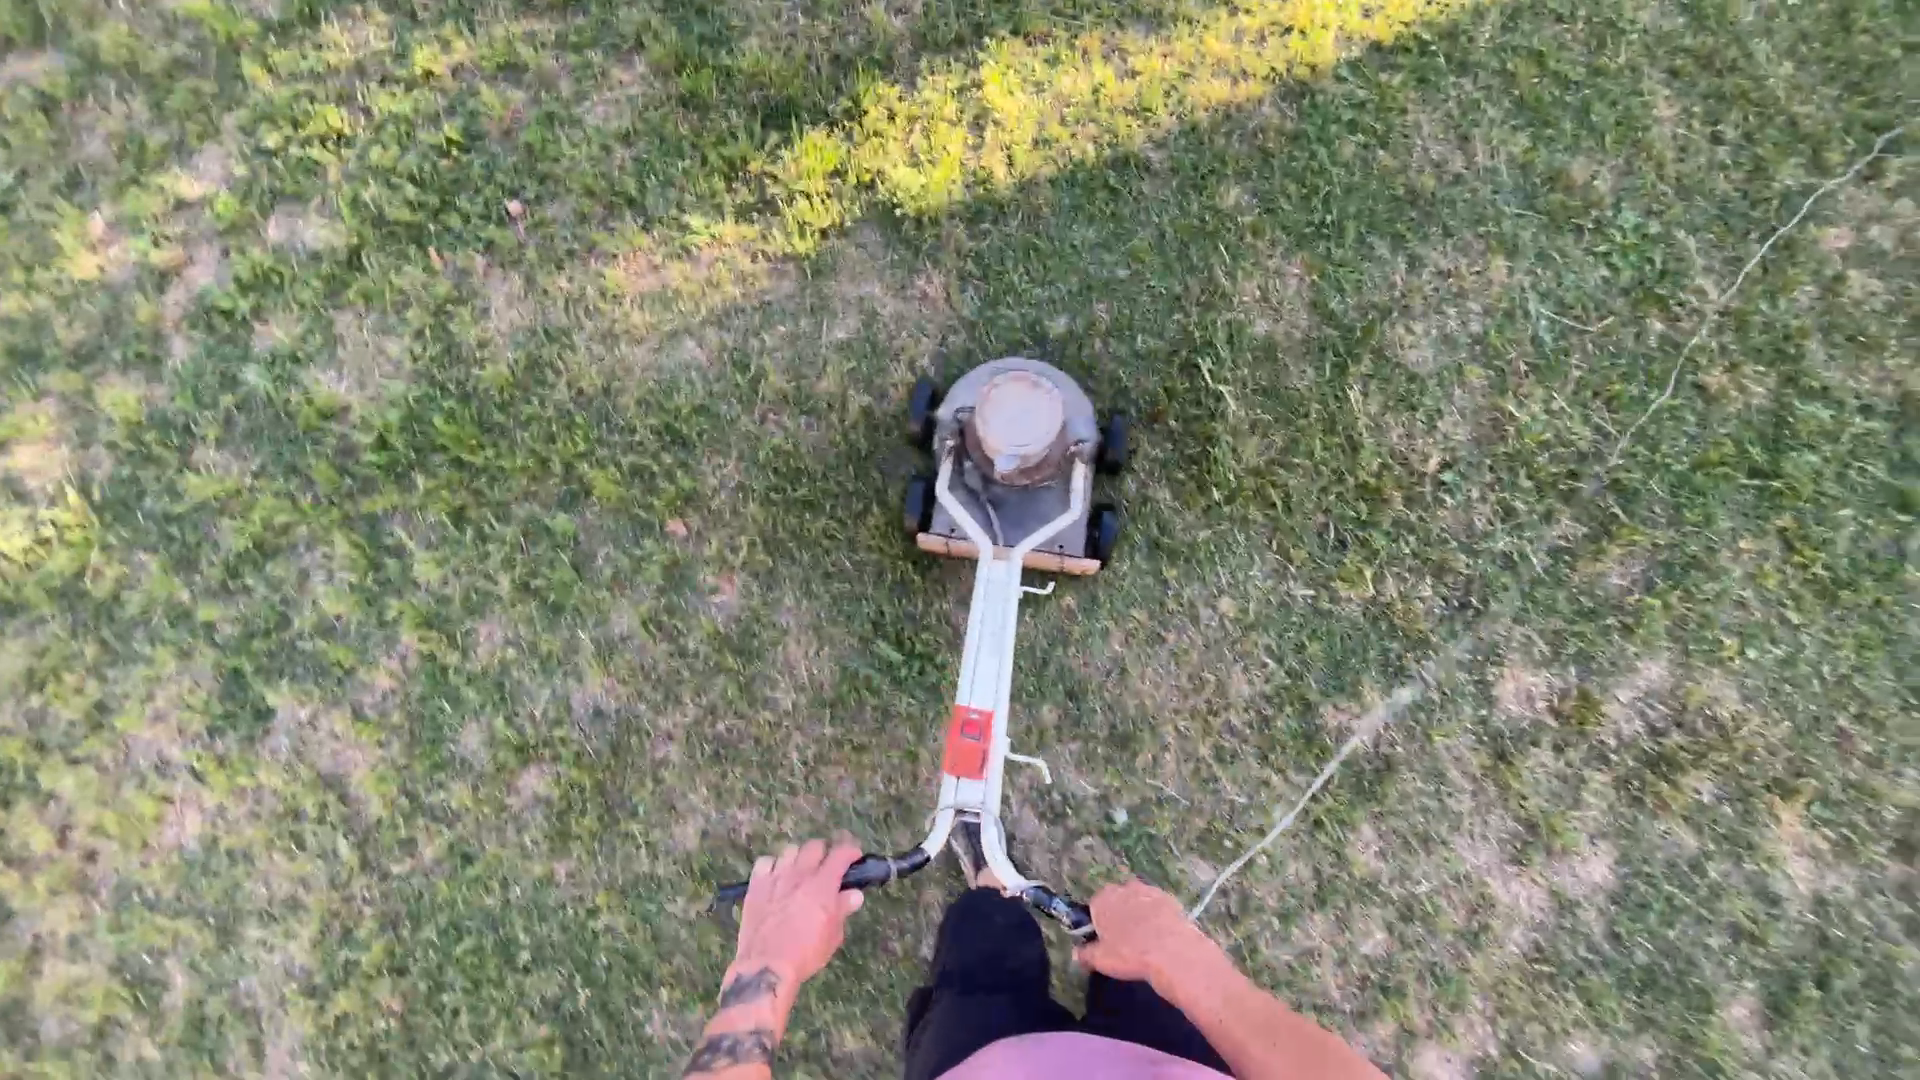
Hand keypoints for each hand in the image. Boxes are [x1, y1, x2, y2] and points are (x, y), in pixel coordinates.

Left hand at [729, 835, 865, 989]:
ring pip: (790, 850)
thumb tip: (855, 894)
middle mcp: (800, 873)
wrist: (767, 967)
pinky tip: (775, 878)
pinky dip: (772, 866)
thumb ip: (843, 909)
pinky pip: (765, 862)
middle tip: (826, 865)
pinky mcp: (756, 885)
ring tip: (800, 871)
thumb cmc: (805, 954)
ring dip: (799, 857)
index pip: (841, 853)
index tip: (854, 856)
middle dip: (824, 852)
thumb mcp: (833, 936)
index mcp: (823, 884)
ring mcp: (776, 877)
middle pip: (815, 845)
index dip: (851, 850)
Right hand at [1074, 879, 1221, 989]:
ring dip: (1138, 913)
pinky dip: (1157, 915)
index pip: (1094, 907)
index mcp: (1102, 899)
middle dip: (1119, 914)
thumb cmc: (1130, 955)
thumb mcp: (1102, 960)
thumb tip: (1075, 954)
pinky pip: (1157, 905)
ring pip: (1137, 900)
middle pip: (1117, 900)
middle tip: (1125, 940)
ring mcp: (1146, 889)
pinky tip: (1162, 934)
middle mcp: (1122, 888)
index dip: (1099, 923)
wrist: (1171, 951)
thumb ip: (1085, 955)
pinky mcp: (1167, 897)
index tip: (1105, 940)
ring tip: (1146, 938)